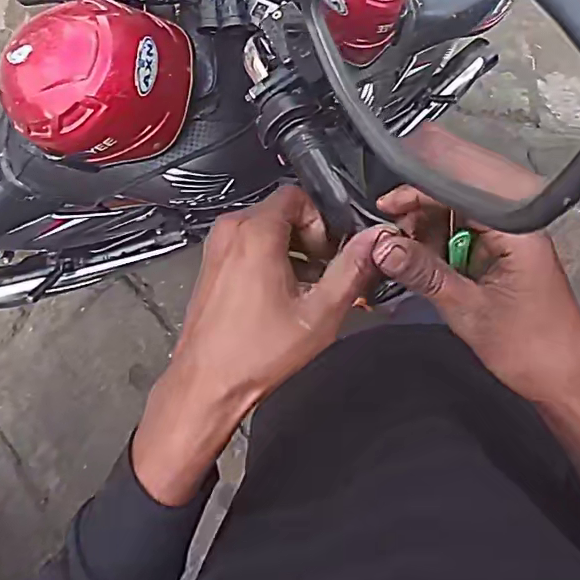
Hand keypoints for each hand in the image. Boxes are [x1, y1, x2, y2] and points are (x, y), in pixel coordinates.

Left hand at [132, 186, 383, 503]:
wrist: (207, 383)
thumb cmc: (253, 355)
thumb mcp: (320, 312)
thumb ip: (351, 269)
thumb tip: (372, 242)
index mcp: (256, 233)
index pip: (297, 195)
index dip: (321, 221)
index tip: (329, 250)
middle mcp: (231, 232)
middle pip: (282, 210)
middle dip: (308, 237)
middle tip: (321, 270)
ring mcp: (217, 247)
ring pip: (265, 227)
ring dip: (290, 249)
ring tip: (303, 287)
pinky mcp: (212, 264)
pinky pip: (247, 244)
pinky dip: (268, 258)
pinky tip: (280, 294)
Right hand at [371, 186, 579, 536]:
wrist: (566, 382)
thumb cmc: (531, 349)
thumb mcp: (467, 309)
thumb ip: (423, 272)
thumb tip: (383, 246)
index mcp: (517, 229)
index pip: (460, 189)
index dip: (419, 192)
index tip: (387, 205)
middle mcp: (516, 223)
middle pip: (458, 191)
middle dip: (420, 205)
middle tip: (392, 225)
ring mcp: (509, 235)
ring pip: (457, 209)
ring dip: (427, 222)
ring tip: (404, 247)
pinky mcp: (503, 250)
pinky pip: (464, 228)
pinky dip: (439, 238)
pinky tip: (423, 256)